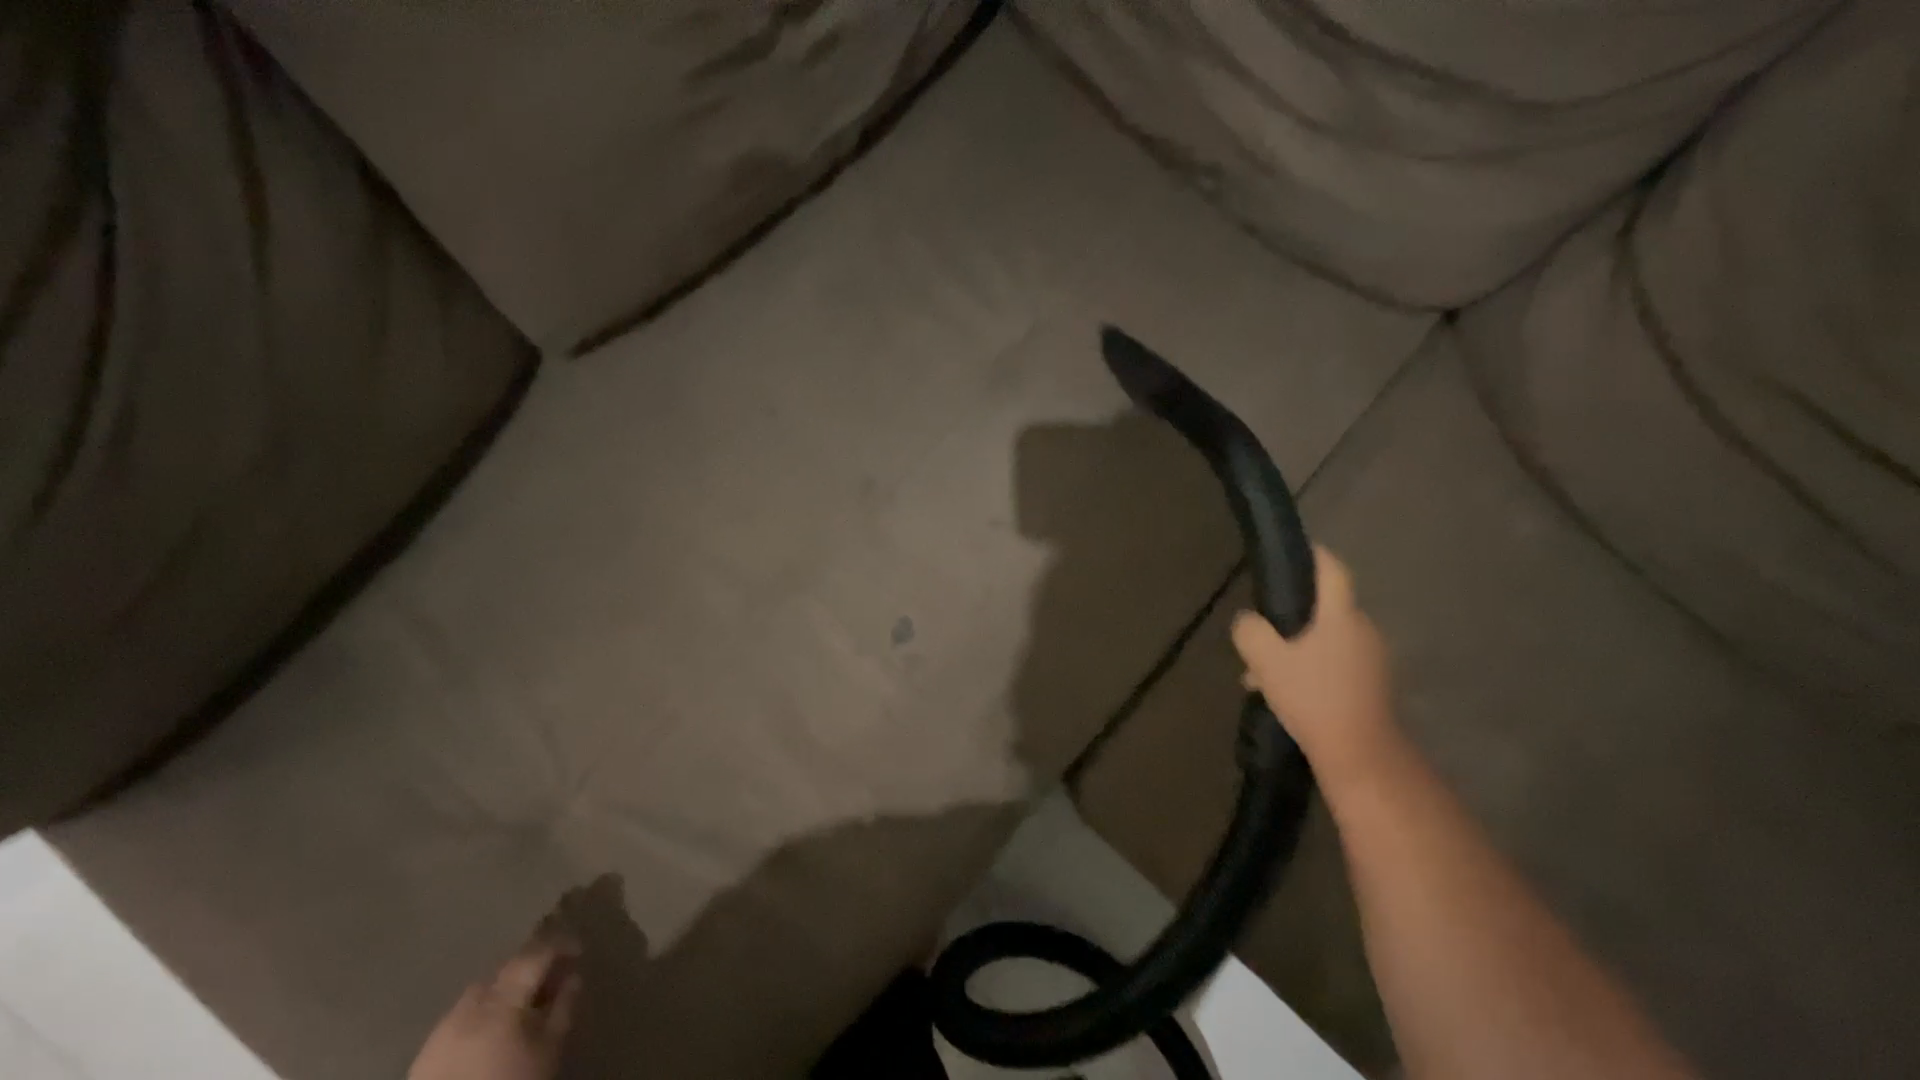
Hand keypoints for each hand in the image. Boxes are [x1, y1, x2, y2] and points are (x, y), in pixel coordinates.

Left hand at [409, 932, 581, 1079]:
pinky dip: (482, 1011)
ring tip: (523, 1005)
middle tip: (554, 977)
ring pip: (482, 990)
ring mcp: (445, 1023)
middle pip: (505, 971)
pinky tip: (491, 1029)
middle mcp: (471, 1002)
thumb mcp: (549, 1050)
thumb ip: (563, 1008)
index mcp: (502, 1000)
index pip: (533, 956)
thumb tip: (572, 977)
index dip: (558, 946)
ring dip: (506, 989)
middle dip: (532, 967)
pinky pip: (462, 1013)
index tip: (577, 949)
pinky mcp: (429, 1045)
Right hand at [1232, 546, 1395, 783]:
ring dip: (1297, 650)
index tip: (1296, 550)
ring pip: (1327, 641)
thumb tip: (1248, 621)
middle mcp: (1362, 629)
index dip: (1315, 555)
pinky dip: (1310, 671)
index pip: (1332, 570)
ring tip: (1261, 675)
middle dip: (1292, 617)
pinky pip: (1335, 666)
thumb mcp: (1266, 661)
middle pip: (1325, 610)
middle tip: (1261, 631)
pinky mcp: (1371, 686)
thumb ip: (1251, 632)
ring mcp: (1372, 659)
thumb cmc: (1312, 696)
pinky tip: (1284, 696)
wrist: (1359, 753)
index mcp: (1340, 615)